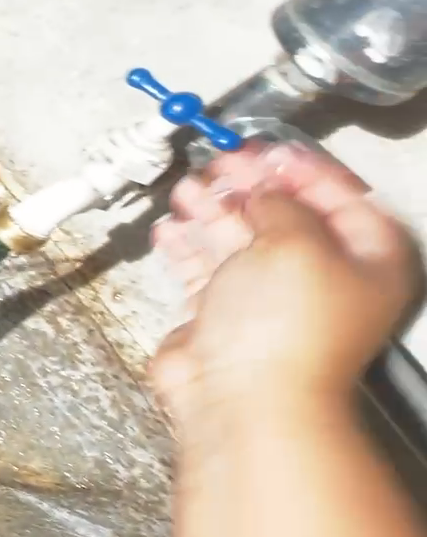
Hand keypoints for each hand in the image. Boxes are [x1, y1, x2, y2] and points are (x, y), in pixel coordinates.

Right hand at [149, 144, 419, 427]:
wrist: (239, 387)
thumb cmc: (283, 326)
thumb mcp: (296, 245)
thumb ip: (279, 207)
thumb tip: (262, 188)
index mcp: (366, 259)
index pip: (345, 200)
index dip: (307, 171)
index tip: (270, 150)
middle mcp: (319, 276)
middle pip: (285, 218)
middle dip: (251, 188)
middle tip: (222, 162)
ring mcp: (265, 295)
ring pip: (237, 239)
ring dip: (211, 211)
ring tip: (187, 187)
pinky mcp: (217, 312)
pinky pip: (201, 267)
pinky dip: (184, 244)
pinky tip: (170, 228)